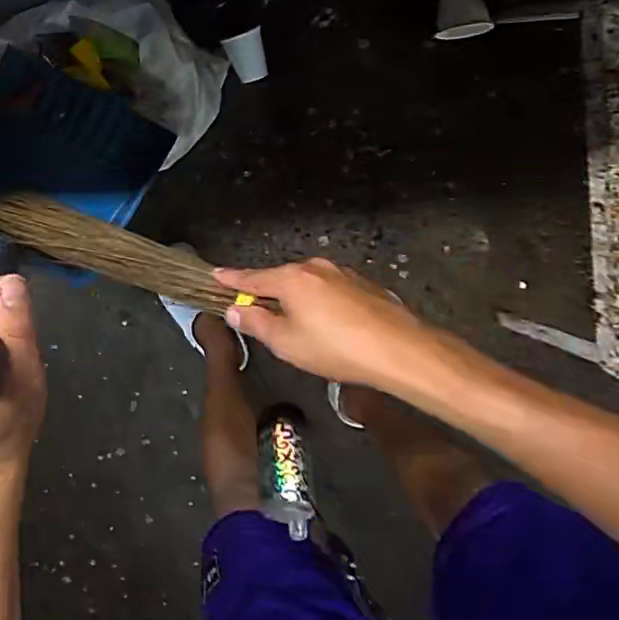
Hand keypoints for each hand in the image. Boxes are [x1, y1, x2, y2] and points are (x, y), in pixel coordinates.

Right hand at [215, 259, 454, 391]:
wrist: (403, 351)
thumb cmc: (337, 349)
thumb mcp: (286, 343)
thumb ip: (256, 323)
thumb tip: (235, 309)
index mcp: (290, 278)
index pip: (251, 277)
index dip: (231, 279)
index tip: (215, 274)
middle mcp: (314, 268)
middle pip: (280, 278)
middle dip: (266, 292)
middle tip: (256, 311)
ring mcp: (342, 274)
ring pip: (307, 284)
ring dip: (296, 299)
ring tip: (297, 325)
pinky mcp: (364, 286)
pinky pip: (330, 291)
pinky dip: (320, 303)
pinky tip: (330, 326)